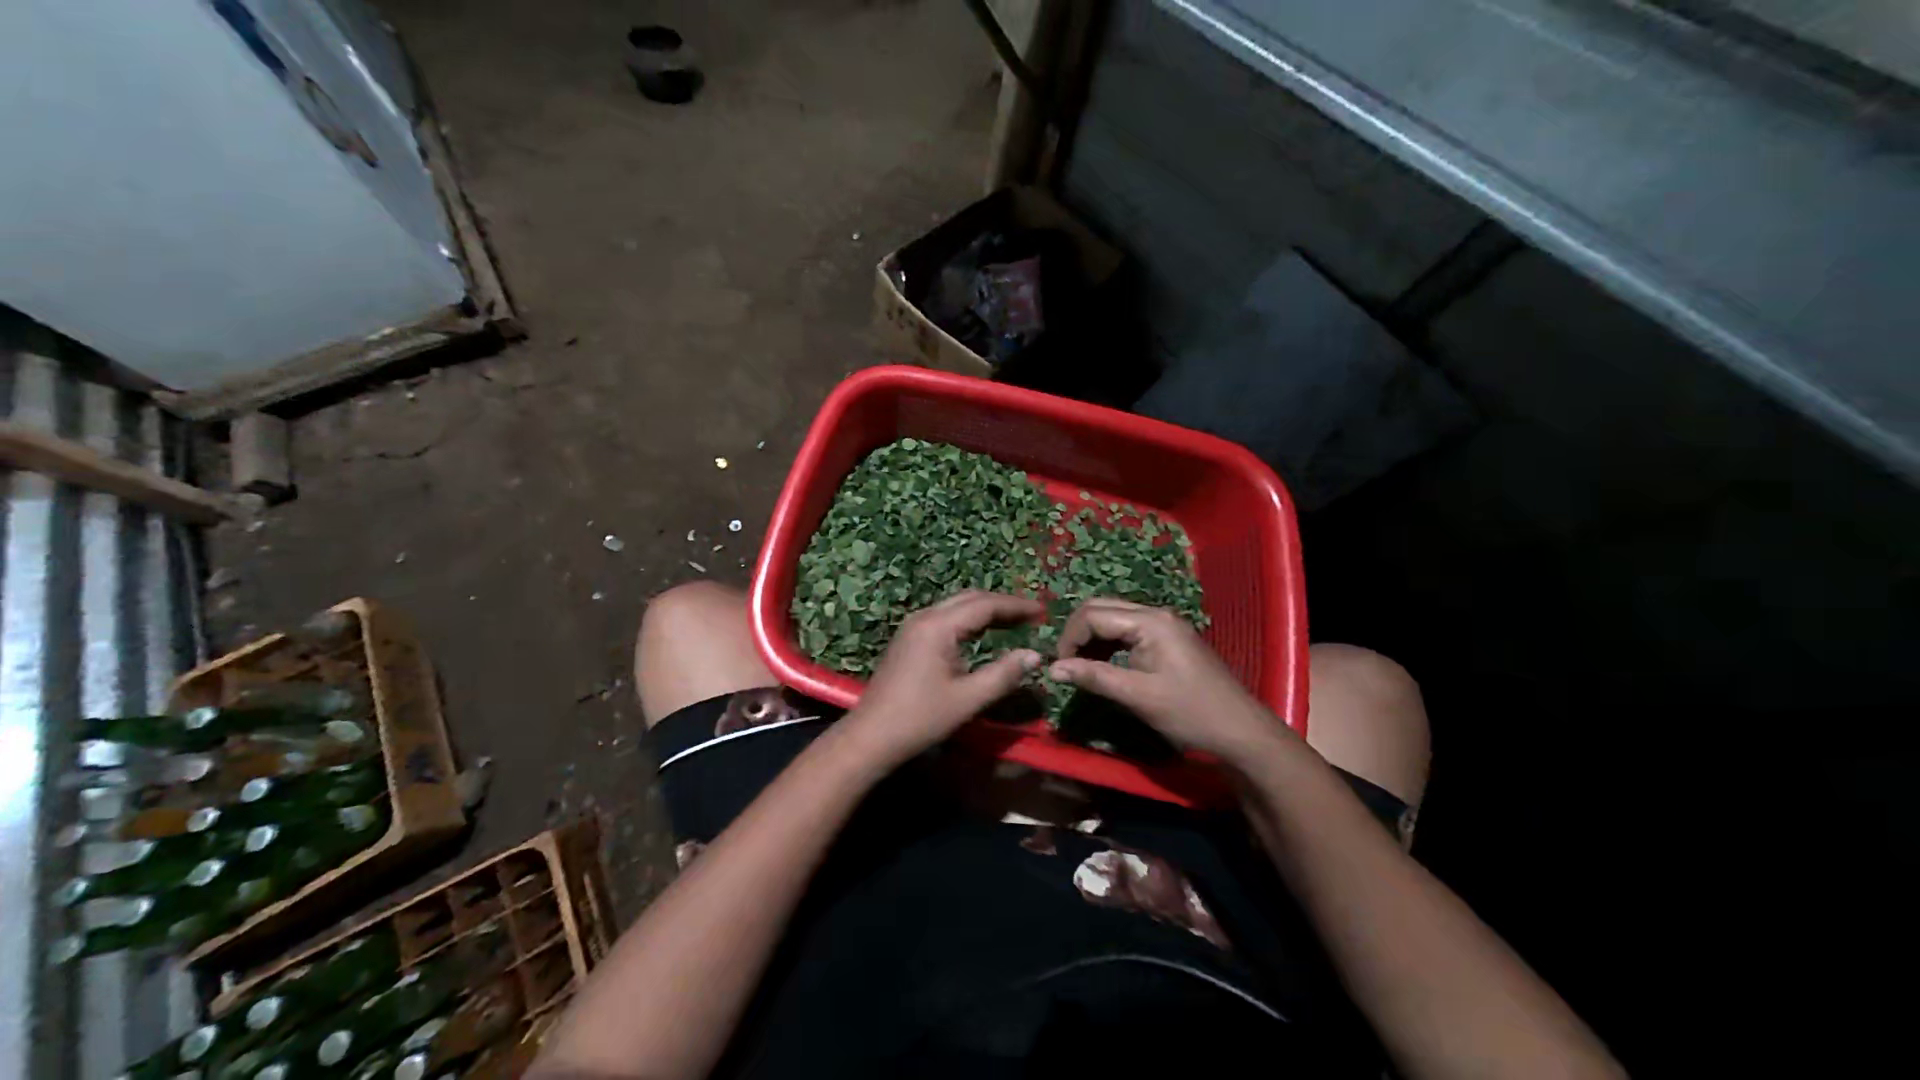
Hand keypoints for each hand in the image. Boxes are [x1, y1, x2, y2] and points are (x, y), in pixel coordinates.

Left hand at [839, 590, 1044, 769]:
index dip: (1016, 606)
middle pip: (970, 598)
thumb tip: (1035, 655)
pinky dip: (968, 619)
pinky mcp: (908, 638)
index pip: (985, 605)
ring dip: (985, 610)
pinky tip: (982, 634)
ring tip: (1014, 622)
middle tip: (1032, 616)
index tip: (1043, 612)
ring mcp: (913, 626)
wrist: (871, 735)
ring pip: (956, 606)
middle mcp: (924, 617)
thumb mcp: (968, 699)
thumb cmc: (921, 718)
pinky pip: (945, 617)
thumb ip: (1004, 674)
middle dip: (1002, 604)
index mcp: (938, 626)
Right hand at [1048, 598, 1295, 762]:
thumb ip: (1094, 677)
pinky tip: (1103, 666)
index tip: (1059, 667)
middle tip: (1066, 664)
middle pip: (1101, 608)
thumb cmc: (1190, 713)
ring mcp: (1164, 625)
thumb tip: (1052, 668)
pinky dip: (1108, 644)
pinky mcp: (1168, 639)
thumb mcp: (1137, 696)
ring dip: (1092, 638)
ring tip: (1080, 667)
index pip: (1093, 615)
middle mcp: (1156, 614)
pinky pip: (1128, 630)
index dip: (1069, 638)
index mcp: (1150, 622)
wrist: (1240, 731)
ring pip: (1113, 618)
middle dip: (1077, 633)